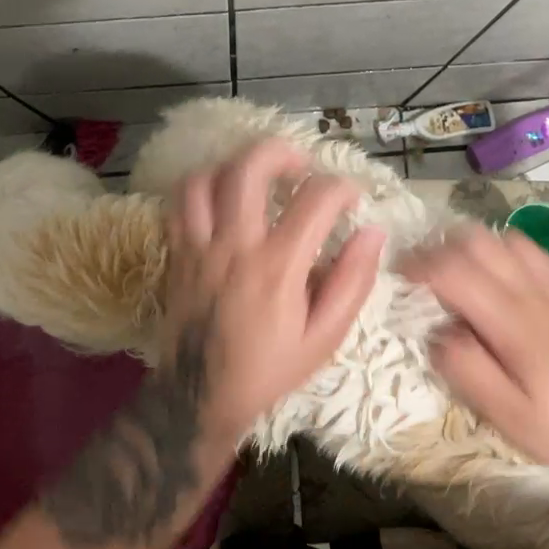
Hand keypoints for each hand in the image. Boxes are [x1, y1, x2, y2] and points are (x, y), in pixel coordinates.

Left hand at [161, 139, 385, 446]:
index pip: (315, 199)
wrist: (200, 397)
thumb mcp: (325, 337)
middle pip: (249, 168)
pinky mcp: (176, 253)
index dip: (341, 187)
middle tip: (300, 163)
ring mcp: (199, 246)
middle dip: (280, 151)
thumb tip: (372, 233)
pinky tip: (221, 198)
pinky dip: (200, 188)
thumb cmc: (270, 369)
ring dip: (234, 166)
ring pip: (206, 178)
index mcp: (278, 267)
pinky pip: (179, 203)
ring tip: (256, 177)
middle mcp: (235, 246)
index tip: (351, 197)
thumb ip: (352, 282)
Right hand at [401, 227, 548, 494]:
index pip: (454, 271)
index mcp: (513, 323)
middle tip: (418, 274)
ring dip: (472, 245)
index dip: (419, 266)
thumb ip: (466, 370)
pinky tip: (500, 276)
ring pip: (506, 239)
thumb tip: (435, 333)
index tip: (395, 276)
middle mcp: (534, 295)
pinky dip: (505, 250)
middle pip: (479, 241)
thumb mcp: (510, 417)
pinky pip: (535, 253)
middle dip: (440, 248)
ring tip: (453, 271)